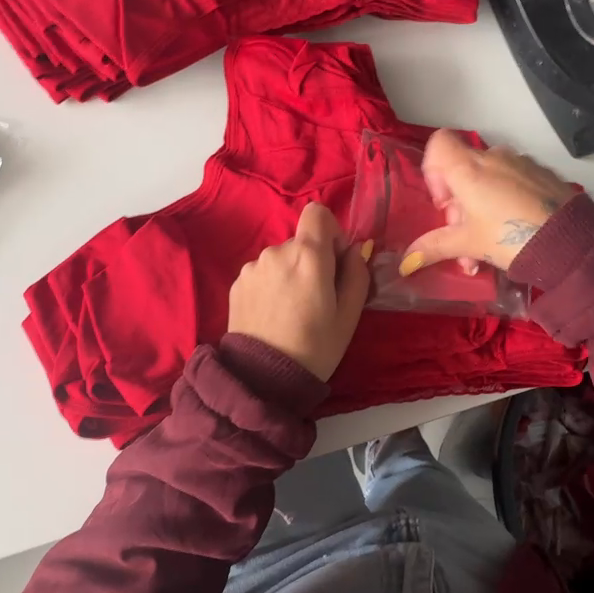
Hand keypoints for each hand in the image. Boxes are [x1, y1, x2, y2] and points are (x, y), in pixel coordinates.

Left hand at [228, 202, 371, 379]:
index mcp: (308, 255)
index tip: (335, 261)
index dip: (331, 232)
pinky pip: (263, 273)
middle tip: (317, 298)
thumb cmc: (316, 347)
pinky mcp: (237, 283)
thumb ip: (356, 274)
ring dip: (290, 273)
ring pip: (281, 258)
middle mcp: (276, 252)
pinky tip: (273, 315)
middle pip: (301, 241)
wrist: (263, 379)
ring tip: (292, 310)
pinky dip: (272, 285)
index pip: (317, 213)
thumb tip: (352, 252)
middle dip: (313, 260)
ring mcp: (253, 267)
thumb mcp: (350, 315)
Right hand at [401, 129, 577, 274]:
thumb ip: (434, 247)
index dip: (434, 171)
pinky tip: (513, 230)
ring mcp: (520, 163)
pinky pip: (513, 182)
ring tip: (488, 243)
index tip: (445, 204)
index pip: (439, 143)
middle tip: (465, 237)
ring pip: (488, 179)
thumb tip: (405, 261)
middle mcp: (493, 157)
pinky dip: (505, 201)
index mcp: (469, 168)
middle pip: (463, 169)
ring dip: (481, 207)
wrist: (569, 242)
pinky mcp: (542, 174)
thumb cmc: (510, 237)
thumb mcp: (468, 244)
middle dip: (459, 205)